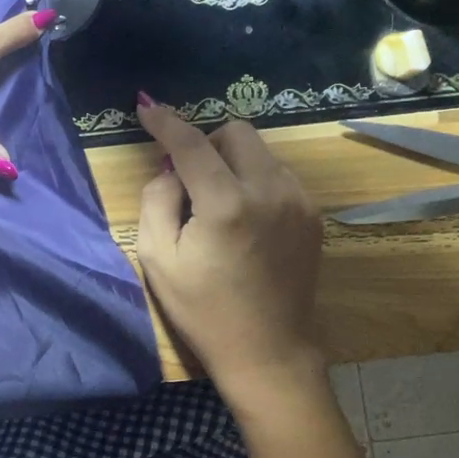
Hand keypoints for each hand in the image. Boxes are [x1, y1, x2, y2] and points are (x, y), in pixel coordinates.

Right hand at [135, 99, 325, 396]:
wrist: (267, 350)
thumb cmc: (202, 310)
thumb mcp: (158, 258)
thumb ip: (157, 200)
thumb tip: (170, 168)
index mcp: (225, 205)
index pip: (190, 144)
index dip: (165, 122)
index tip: (146, 107)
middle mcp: (269, 191)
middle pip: (235, 133)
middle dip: (205, 144)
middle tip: (186, 180)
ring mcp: (298, 201)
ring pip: (260, 151)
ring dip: (230, 162)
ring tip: (214, 203)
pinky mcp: (312, 214)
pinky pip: (277, 174)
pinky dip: (252, 180)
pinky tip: (241, 217)